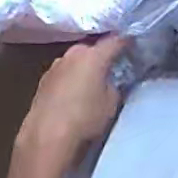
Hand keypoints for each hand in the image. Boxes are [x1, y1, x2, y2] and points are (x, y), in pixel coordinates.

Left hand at [17, 37, 127, 160]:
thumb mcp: (111, 103)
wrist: (47, 136)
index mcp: (94, 55)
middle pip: (92, 47)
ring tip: (90, 81)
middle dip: (102, 55)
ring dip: (84, 66)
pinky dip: (70, 77)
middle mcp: (74, 53)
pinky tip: (71, 92)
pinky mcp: (44, 78)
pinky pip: (64, 71)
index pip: (115, 41)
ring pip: (76, 59)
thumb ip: (114, 84)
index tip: (132, 45)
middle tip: (110, 66)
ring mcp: (56, 64)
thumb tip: (110, 79)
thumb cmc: (84, 118)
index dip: (125, 42)